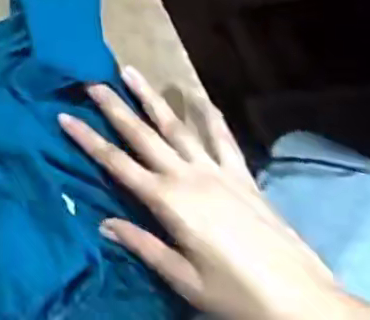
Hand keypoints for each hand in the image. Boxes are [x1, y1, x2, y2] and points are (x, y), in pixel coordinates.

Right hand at [59, 66, 369, 319]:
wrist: (304, 303)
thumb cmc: (238, 297)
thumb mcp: (185, 281)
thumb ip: (144, 246)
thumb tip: (103, 222)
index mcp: (168, 202)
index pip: (117, 164)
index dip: (88, 140)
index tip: (65, 116)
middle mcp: (187, 176)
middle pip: (142, 134)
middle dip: (114, 106)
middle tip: (91, 81)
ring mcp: (216, 171)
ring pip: (176, 126)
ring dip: (151, 98)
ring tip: (131, 71)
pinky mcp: (242, 176)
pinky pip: (222, 139)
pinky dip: (210, 117)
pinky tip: (200, 99)